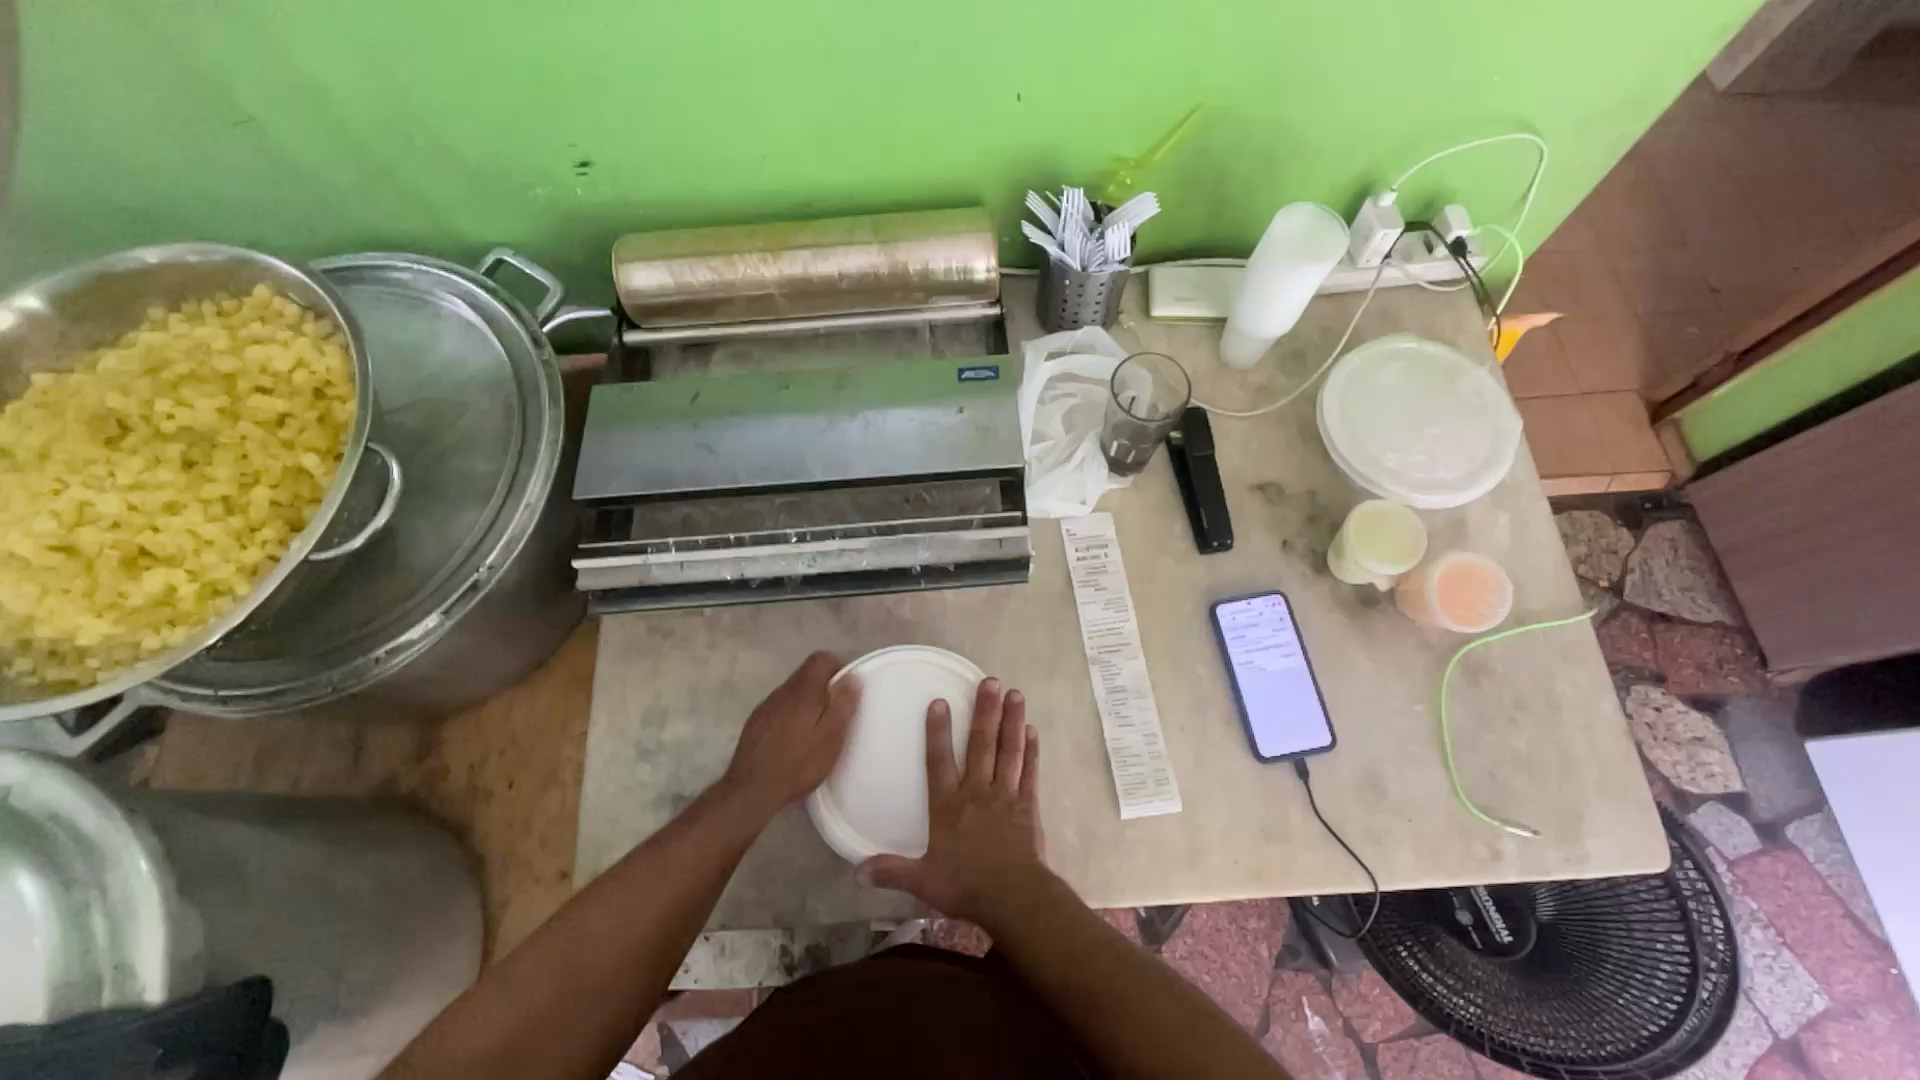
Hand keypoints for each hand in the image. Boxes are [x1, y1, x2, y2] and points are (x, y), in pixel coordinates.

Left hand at [718, 652, 860, 820]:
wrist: (751, 790)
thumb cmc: (798, 765)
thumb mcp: (831, 739)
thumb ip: (842, 706)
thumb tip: (852, 677)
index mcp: (802, 691)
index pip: (820, 659)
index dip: (837, 668)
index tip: (845, 691)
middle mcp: (781, 692)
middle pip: (805, 674)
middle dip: (823, 687)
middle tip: (835, 715)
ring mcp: (765, 707)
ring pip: (791, 692)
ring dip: (806, 702)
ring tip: (815, 730)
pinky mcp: (755, 722)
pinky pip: (779, 708)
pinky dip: (790, 715)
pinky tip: (793, 740)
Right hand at [858, 677, 1050, 931]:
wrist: (1013, 897)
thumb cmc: (965, 886)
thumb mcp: (922, 880)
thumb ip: (891, 871)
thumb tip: (856, 871)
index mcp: (948, 805)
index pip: (939, 760)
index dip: (937, 731)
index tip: (939, 701)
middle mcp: (976, 792)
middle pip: (980, 744)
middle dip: (985, 711)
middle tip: (991, 681)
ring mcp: (1005, 795)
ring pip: (1008, 751)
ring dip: (1012, 721)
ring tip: (1016, 694)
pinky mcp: (1028, 806)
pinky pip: (1029, 771)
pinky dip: (1031, 751)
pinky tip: (1031, 731)